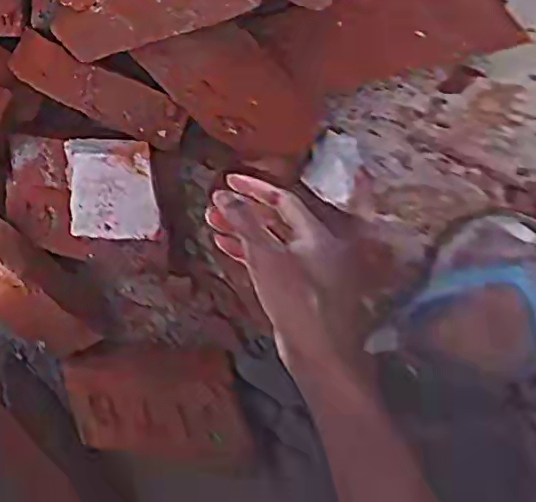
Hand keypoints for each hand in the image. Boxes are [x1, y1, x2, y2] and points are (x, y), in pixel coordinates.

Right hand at [207, 174, 365, 379]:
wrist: (321, 355)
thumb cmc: (296, 300)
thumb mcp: (264, 255)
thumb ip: (243, 221)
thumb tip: (223, 194)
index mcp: (318, 237)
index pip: (284, 199)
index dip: (254, 187)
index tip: (227, 180)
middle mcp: (320, 250)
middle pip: (278, 220)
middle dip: (244, 210)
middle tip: (215, 205)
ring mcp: (314, 271)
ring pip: (273, 240)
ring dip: (243, 229)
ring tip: (214, 224)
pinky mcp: (304, 289)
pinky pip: (274, 258)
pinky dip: (250, 250)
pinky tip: (227, 247)